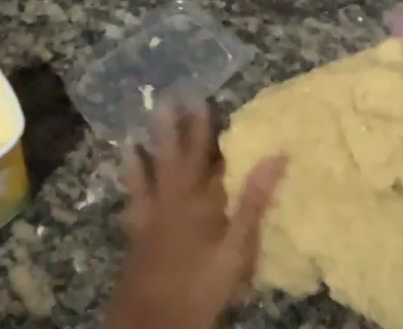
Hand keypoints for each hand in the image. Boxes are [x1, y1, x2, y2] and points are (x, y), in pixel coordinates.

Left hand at [105, 102, 286, 328]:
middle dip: (174, 126)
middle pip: (174, 156)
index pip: (206, 156)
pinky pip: (132, 194)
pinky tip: (125, 161)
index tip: (204, 98)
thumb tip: (277, 155)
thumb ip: (253, 201)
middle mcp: (172, 199)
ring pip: (149, 169)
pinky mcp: (136, 231)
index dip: (205, 127)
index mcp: (199, 200)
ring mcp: (150, 214)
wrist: (153, 321)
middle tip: (168, 97)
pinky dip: (130, 175)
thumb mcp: (237, 248)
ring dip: (149, 144)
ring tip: (141, 118)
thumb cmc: (201, 284)